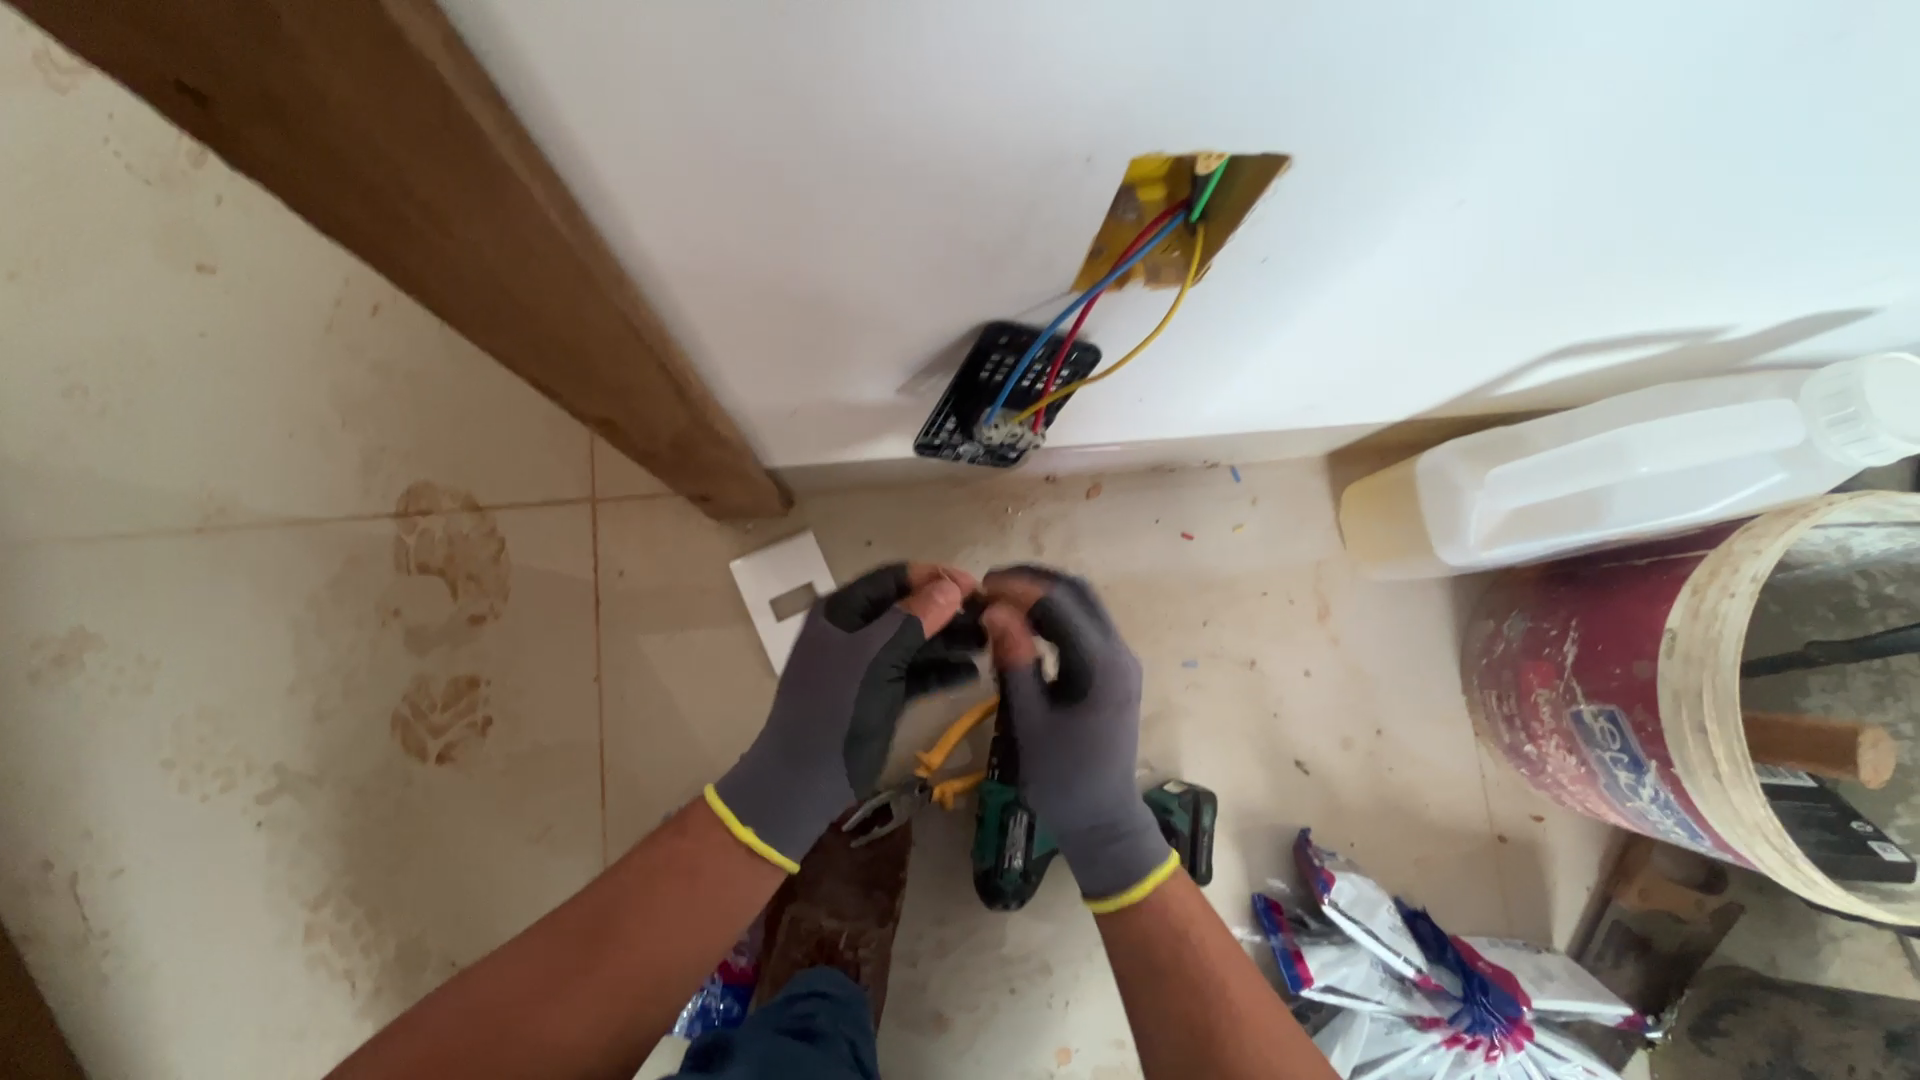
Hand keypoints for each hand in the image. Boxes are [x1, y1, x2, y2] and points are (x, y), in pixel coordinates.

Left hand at [710, 562, 978, 870]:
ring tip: (990, 642)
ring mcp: (867, 664)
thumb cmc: (836, 705)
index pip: (893, 579)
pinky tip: (971, 673)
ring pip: (915, 642)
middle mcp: (855, 630)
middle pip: (908, 609)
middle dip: (947, 611)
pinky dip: (941, 671)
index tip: (975, 586)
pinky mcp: (881, 693)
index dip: (934, 578)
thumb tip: (951, 586)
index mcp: (841, 610)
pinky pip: (915, 673)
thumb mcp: (874, 656)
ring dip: (949, 640)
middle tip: (990, 616)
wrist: (807, 776)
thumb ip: (912, 619)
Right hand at [981, 565, 1174, 908]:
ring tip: (999, 597)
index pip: (1060, 604)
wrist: (1102, 819)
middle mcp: (1120, 653)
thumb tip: (994, 610)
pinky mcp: (1113, 669)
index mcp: (1103, 666)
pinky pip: (1084, 624)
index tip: (981, 587)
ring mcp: (1121, 660)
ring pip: (1083, 604)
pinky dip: (1053, 613)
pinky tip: (1022, 620)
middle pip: (1078, 592)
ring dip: (1043, 593)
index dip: (1019, 588)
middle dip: (1032, 581)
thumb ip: (1014, 663)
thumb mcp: (1030, 722)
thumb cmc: (1063, 779)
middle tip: (988, 584)